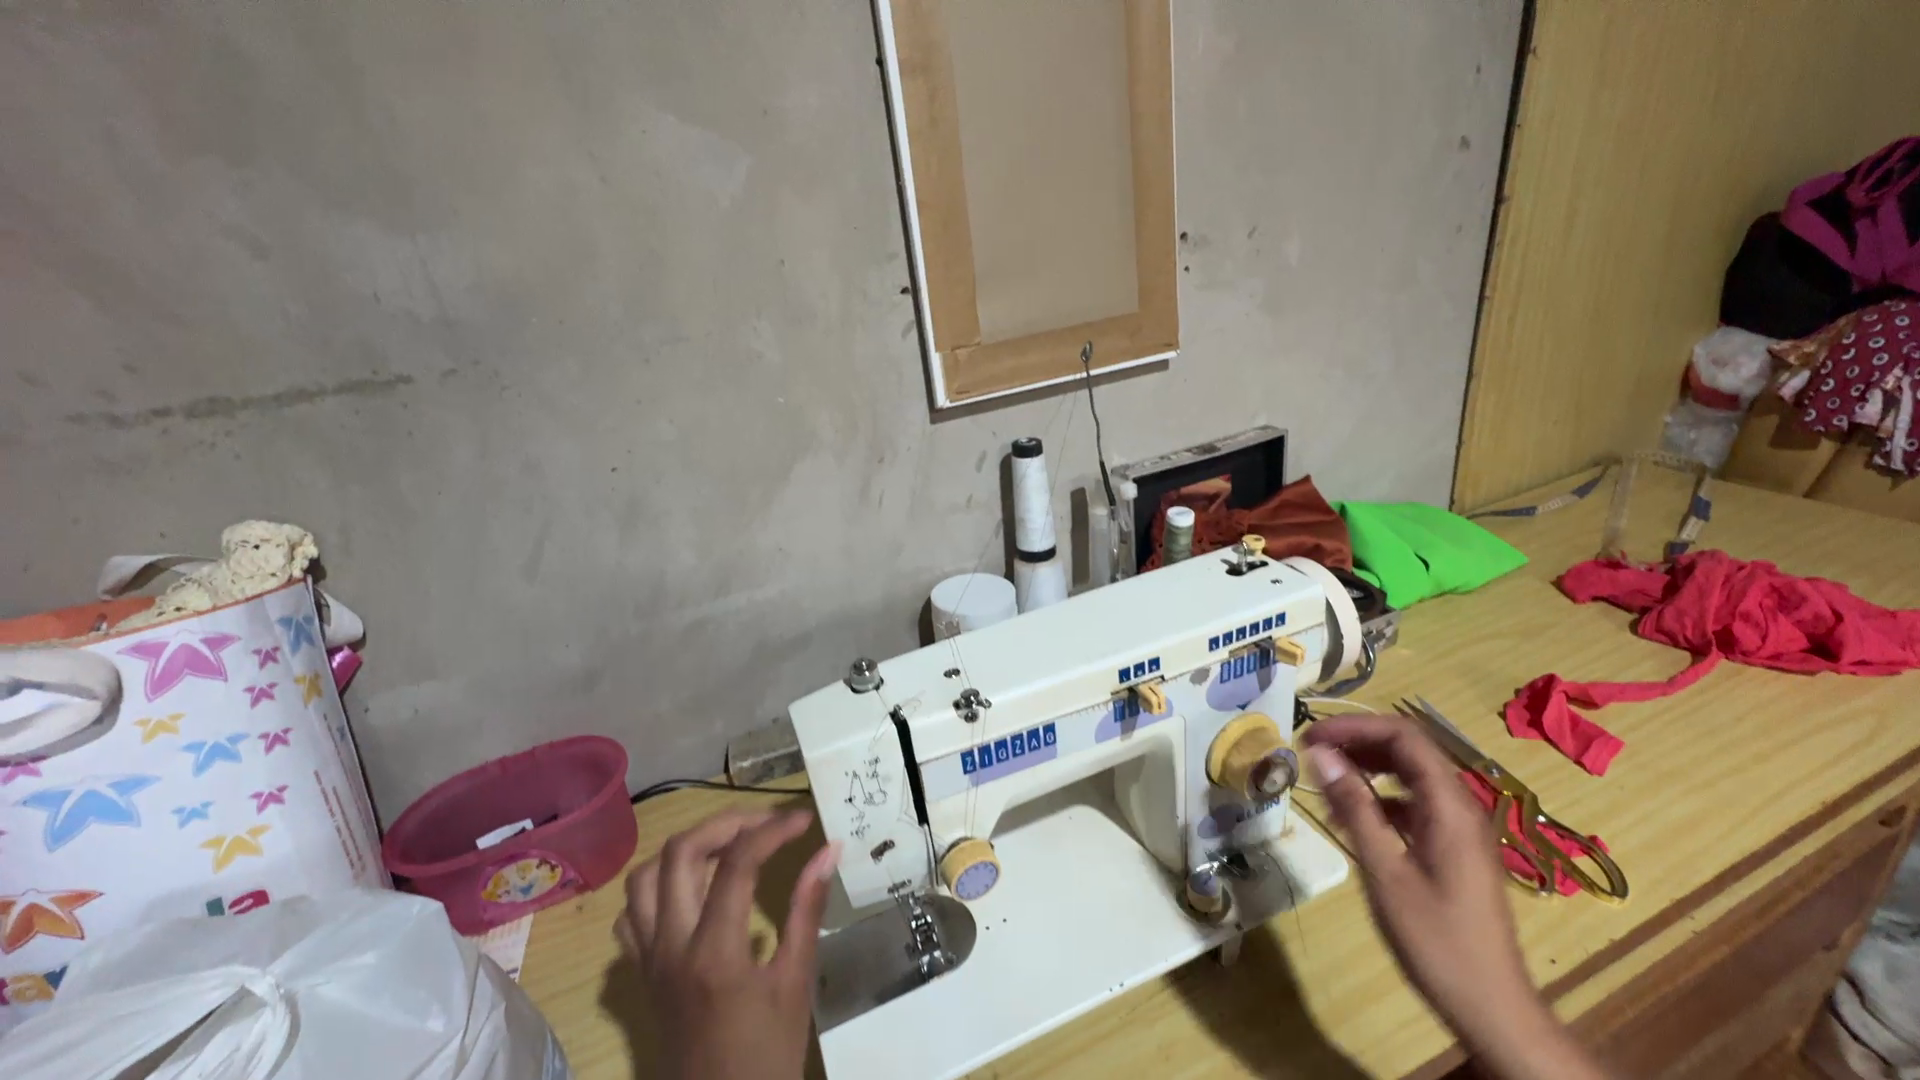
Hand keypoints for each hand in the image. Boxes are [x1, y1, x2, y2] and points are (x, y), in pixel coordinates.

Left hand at [615, 807, 840, 1079]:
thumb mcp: (796, 984)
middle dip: (727, 824)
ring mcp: (648, 960)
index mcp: (715, 951)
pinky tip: (691, 890)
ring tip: (729, 848)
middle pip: (680, 854)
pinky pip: (632, 914)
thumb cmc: (768, 1055)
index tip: (803, 820)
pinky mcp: (641, 974)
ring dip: (686, 850)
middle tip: (768, 825)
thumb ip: (807, 911)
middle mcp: (671, 946)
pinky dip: (657, 887)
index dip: (772, 830)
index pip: (737, 863)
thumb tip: (828, 851)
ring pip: (645, 877)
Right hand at [1301, 715, 1608, 1079]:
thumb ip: (1355, 809)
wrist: (1491, 1003)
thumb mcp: (1385, 873)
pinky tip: (1351, 814)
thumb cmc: (1435, 939)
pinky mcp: (1454, 849)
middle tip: (1310, 751)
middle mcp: (1460, 807)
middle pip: (1410, 750)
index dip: (1354, 727)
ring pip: (1412, 775)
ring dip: (1367, 766)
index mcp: (1450, 807)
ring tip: (1324, 777)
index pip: (1404, 737)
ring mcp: (1460, 828)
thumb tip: (1322, 755)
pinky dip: (1380, 796)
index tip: (1309, 736)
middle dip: (1358, 741)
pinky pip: (1415, 803)